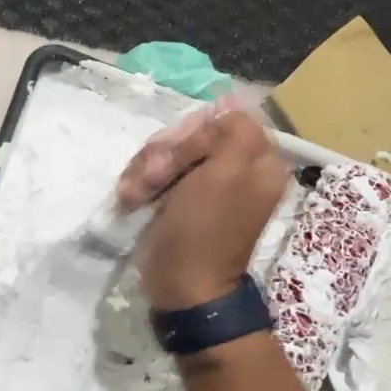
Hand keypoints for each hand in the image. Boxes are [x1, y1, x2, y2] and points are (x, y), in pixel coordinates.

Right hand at [118, 107, 287, 311]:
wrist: (180, 284)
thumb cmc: (204, 229)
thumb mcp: (228, 172)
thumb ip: (235, 130)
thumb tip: (227, 106)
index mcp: (258, 160)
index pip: (223, 119)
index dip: (197, 134)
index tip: (183, 159)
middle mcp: (236, 169)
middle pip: (192, 133)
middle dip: (166, 154)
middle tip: (154, 179)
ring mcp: (204, 184)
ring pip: (168, 151)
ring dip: (146, 170)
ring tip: (136, 195)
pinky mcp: (178, 198)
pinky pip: (156, 172)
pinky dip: (141, 184)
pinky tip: (132, 199)